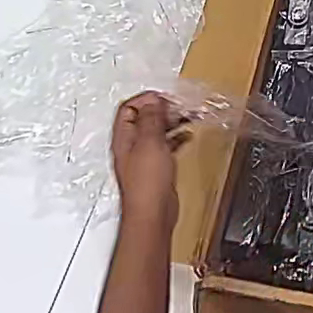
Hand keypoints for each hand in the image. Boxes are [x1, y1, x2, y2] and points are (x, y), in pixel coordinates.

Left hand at [111, 92, 187, 233]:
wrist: (154, 214)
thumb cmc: (147, 185)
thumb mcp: (150, 143)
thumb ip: (152, 120)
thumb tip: (153, 101)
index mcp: (124, 138)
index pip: (129, 108)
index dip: (147, 99)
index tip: (166, 98)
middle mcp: (131, 146)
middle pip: (144, 117)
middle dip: (163, 108)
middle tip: (180, 106)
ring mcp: (144, 157)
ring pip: (157, 130)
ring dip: (172, 120)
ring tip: (188, 116)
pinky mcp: (156, 166)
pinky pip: (167, 143)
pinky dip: (177, 136)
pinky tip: (187, 135)